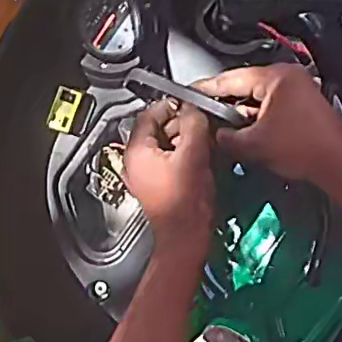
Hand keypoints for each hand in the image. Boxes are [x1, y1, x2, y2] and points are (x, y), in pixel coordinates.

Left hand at [123, 99, 215, 254]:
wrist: (186, 236)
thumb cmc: (184, 202)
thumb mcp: (192, 154)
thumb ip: (193, 124)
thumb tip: (194, 108)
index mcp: (136, 150)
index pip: (149, 113)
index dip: (172, 106)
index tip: (190, 105)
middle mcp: (136, 161)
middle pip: (158, 128)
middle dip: (181, 124)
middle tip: (202, 123)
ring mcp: (146, 174)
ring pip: (166, 144)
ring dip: (185, 139)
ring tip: (205, 141)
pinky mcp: (159, 184)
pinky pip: (170, 160)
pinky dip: (184, 155)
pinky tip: (201, 157)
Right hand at [191, 64, 341, 185]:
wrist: (336, 165)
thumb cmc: (306, 149)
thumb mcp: (253, 144)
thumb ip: (227, 137)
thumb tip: (216, 135)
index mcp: (277, 76)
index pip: (231, 78)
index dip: (208, 88)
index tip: (193, 93)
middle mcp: (289, 77)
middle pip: (245, 85)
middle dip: (225, 103)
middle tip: (206, 113)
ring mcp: (299, 89)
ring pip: (258, 96)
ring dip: (242, 112)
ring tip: (227, 128)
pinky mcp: (303, 104)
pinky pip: (272, 104)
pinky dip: (258, 116)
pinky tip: (248, 132)